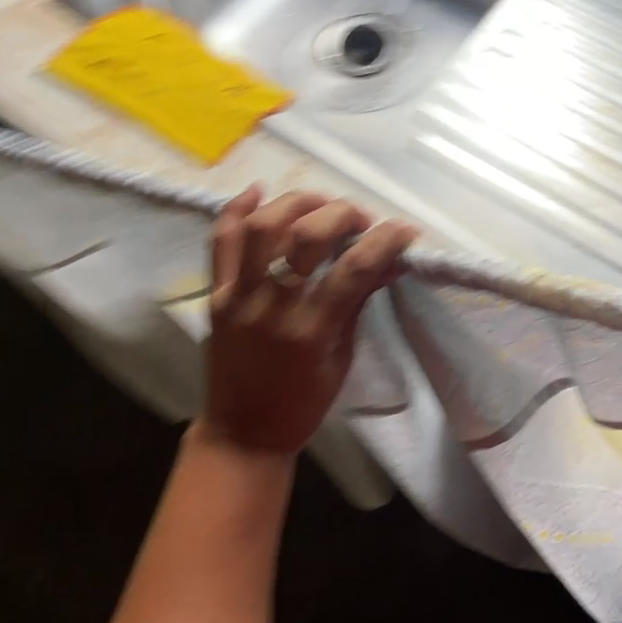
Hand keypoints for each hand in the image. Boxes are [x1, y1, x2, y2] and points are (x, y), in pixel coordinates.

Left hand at [201, 188, 418, 453]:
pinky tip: (260, 190)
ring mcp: (237, 297)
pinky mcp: (215, 295)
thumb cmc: (304, 403)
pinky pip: (220, 241)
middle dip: (342, 213)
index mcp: (311, 331)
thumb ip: (358, 304)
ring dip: (297, 203)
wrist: (243, 432)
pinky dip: (237, 209)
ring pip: (261, 226)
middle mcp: (271, 307)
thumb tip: (389, 262)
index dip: (386, 240)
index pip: (354, 268)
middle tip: (361, 220)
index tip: (407, 231)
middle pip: (305, 235)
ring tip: (321, 205)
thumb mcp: (343, 358)